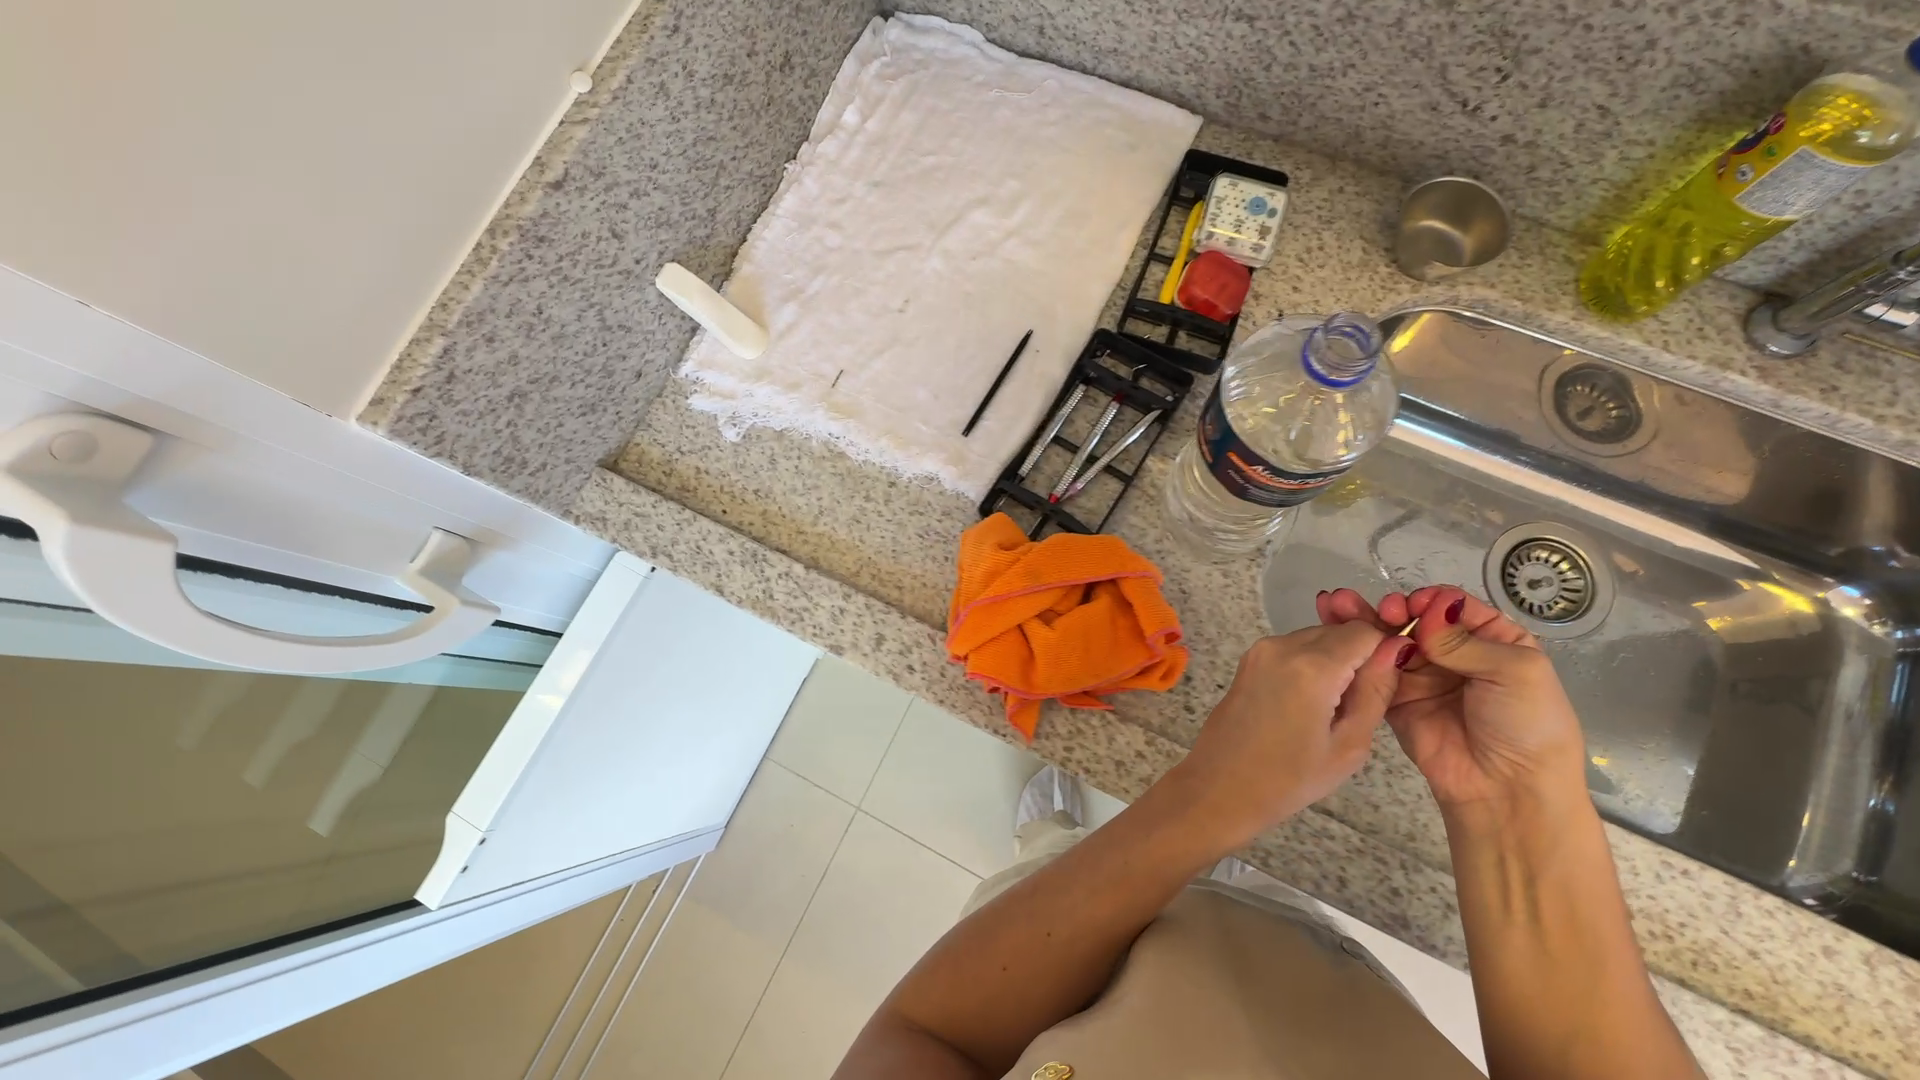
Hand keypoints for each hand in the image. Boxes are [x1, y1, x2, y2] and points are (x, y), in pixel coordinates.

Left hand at [1167, 622, 1405, 851]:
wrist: (1220, 788)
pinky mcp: (1248, 660)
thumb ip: (1376, 690)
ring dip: (1333, 662)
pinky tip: (1305, 705)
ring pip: (1315, 638)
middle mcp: (1282, 645)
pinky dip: (1309, 666)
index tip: (1387, 682)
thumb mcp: (1348, 744)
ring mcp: (1260, 650)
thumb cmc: (1290, 778)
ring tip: (1329, 709)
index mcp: (1311, 666)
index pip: (1365, 631)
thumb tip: (1395, 648)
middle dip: (1358, 657)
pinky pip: (1292, 649)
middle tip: (1357, 703)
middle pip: (1338, 632)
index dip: (1384, 650)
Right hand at [1316, 585, 1587, 811]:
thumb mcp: (1516, 671)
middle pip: (1414, 619)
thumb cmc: (1527, 723)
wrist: (1507, 788)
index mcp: (1492, 639)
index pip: (1451, 606)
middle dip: (1391, 608)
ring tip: (1337, 606)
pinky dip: (1357, 653)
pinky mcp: (1395, 699)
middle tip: (1380, 610)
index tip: (1412, 607)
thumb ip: (1464, 641)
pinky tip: (1338, 636)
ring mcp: (1421, 676)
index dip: (1429, 602)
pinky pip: (1374, 671)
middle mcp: (1454, 653)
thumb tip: (1423, 611)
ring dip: (1364, 621)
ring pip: (1388, 640)